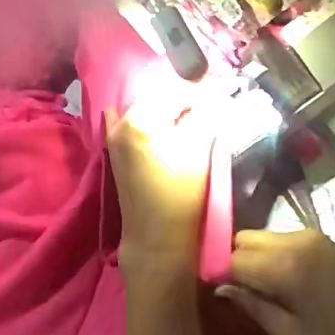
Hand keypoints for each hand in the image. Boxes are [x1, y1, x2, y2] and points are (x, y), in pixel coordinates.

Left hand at [106, 98, 214, 276]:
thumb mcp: (201, 154)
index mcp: (141, 121)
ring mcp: (114, 137)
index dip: (201, 95)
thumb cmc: (181, 199)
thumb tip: (213, 98)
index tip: (220, 98)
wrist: (155, 240)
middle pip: (158, 98)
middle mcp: (122, 122)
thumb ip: (205, 119)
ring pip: (145, 109)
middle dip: (182, 101)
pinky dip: (147, 119)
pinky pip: (130, 122)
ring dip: (166, 109)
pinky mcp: (115, 151)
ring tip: (190, 118)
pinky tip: (163, 125)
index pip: (177, 93)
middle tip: (207, 107)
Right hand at [219, 230, 334, 334]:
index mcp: (283, 265)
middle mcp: (292, 239)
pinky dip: (273, 259)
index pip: (228, 258)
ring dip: (254, 262)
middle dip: (233, 265)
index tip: (214, 304)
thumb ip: (256, 312)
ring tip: (261, 298)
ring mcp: (311, 236)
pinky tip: (284, 289)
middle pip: (242, 240)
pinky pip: (282, 242)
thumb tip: (221, 290)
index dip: (217, 279)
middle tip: (239, 302)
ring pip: (262, 238)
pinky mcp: (325, 240)